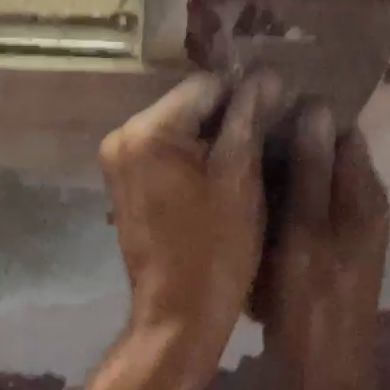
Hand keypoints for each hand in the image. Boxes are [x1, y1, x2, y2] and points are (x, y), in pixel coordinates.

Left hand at [84, 73, 280, 389]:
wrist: (177, 316)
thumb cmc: (215, 246)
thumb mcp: (241, 176)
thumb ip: (250, 117)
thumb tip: (266, 74)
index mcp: (149, 129)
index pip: (207, 85)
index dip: (244, 98)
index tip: (271, 123)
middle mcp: (123, 132)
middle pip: (189, 103)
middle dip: (226, 118)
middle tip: (261, 147)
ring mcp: (118, 156)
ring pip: (179, 124)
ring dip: (210, 136)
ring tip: (242, 164)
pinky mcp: (122, 177)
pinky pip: (164, 146)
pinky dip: (191, 154)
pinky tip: (215, 179)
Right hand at [255, 107, 389, 389]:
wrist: (320, 371)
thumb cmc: (313, 296)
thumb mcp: (307, 227)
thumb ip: (312, 167)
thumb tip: (317, 103)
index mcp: (364, 193)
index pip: (341, 129)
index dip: (306, 112)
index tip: (265, 102)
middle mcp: (360, 203)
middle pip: (325, 151)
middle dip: (288, 139)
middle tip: (244, 128)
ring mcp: (343, 228)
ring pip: (310, 178)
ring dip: (280, 169)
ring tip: (240, 155)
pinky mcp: (324, 247)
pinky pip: (302, 205)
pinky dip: (280, 197)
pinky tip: (249, 197)